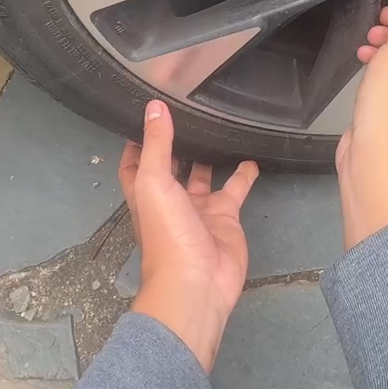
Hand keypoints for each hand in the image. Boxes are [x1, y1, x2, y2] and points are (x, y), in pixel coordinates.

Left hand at [119, 100, 258, 370]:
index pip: (135, 162)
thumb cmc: (167, 233)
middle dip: (178, 143)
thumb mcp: (154, 182)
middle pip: (172, 165)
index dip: (139, 140)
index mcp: (145, 192)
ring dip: (210, 154)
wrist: (198, 282)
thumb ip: (156, 144)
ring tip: (220, 124)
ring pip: (204, 174)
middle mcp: (170, 198)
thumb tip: (154, 106)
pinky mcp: (226, 216)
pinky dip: (244, 172)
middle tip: (191, 109)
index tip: (148, 113)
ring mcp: (199, 208)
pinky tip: (251, 154)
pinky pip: (236, 188)